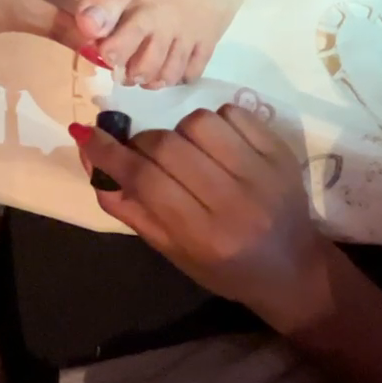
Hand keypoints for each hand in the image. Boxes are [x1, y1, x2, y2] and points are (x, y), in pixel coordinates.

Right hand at [73, 105, 338, 327]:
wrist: (293, 269)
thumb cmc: (223, 268)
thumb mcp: (170, 250)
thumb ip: (128, 206)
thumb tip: (89, 156)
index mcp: (204, 235)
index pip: (146, 180)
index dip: (110, 153)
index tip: (88, 135)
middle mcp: (234, 201)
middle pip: (167, 146)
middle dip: (142, 144)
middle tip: (143, 155)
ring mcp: (262, 173)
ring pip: (198, 122)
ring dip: (179, 131)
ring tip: (185, 152)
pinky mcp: (280, 152)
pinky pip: (233, 113)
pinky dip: (215, 121)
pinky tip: (215, 144)